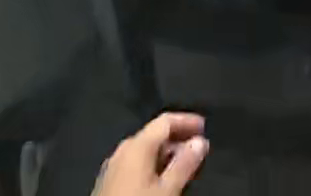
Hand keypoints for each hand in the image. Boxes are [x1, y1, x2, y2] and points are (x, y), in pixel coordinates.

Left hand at [93, 112, 209, 195]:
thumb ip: (185, 164)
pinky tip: (159, 183)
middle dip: (177, 140)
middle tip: (197, 150)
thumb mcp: (167, 191)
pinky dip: (151, 168)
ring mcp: (112, 169)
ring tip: (182, 168)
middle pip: (155, 135)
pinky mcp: (106, 186)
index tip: (205, 127)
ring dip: (165, 156)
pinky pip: (134, 167)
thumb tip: (200, 141)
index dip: (187, 121)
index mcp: (137, 145)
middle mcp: (122, 150)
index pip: (166, 120)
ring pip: (144, 152)